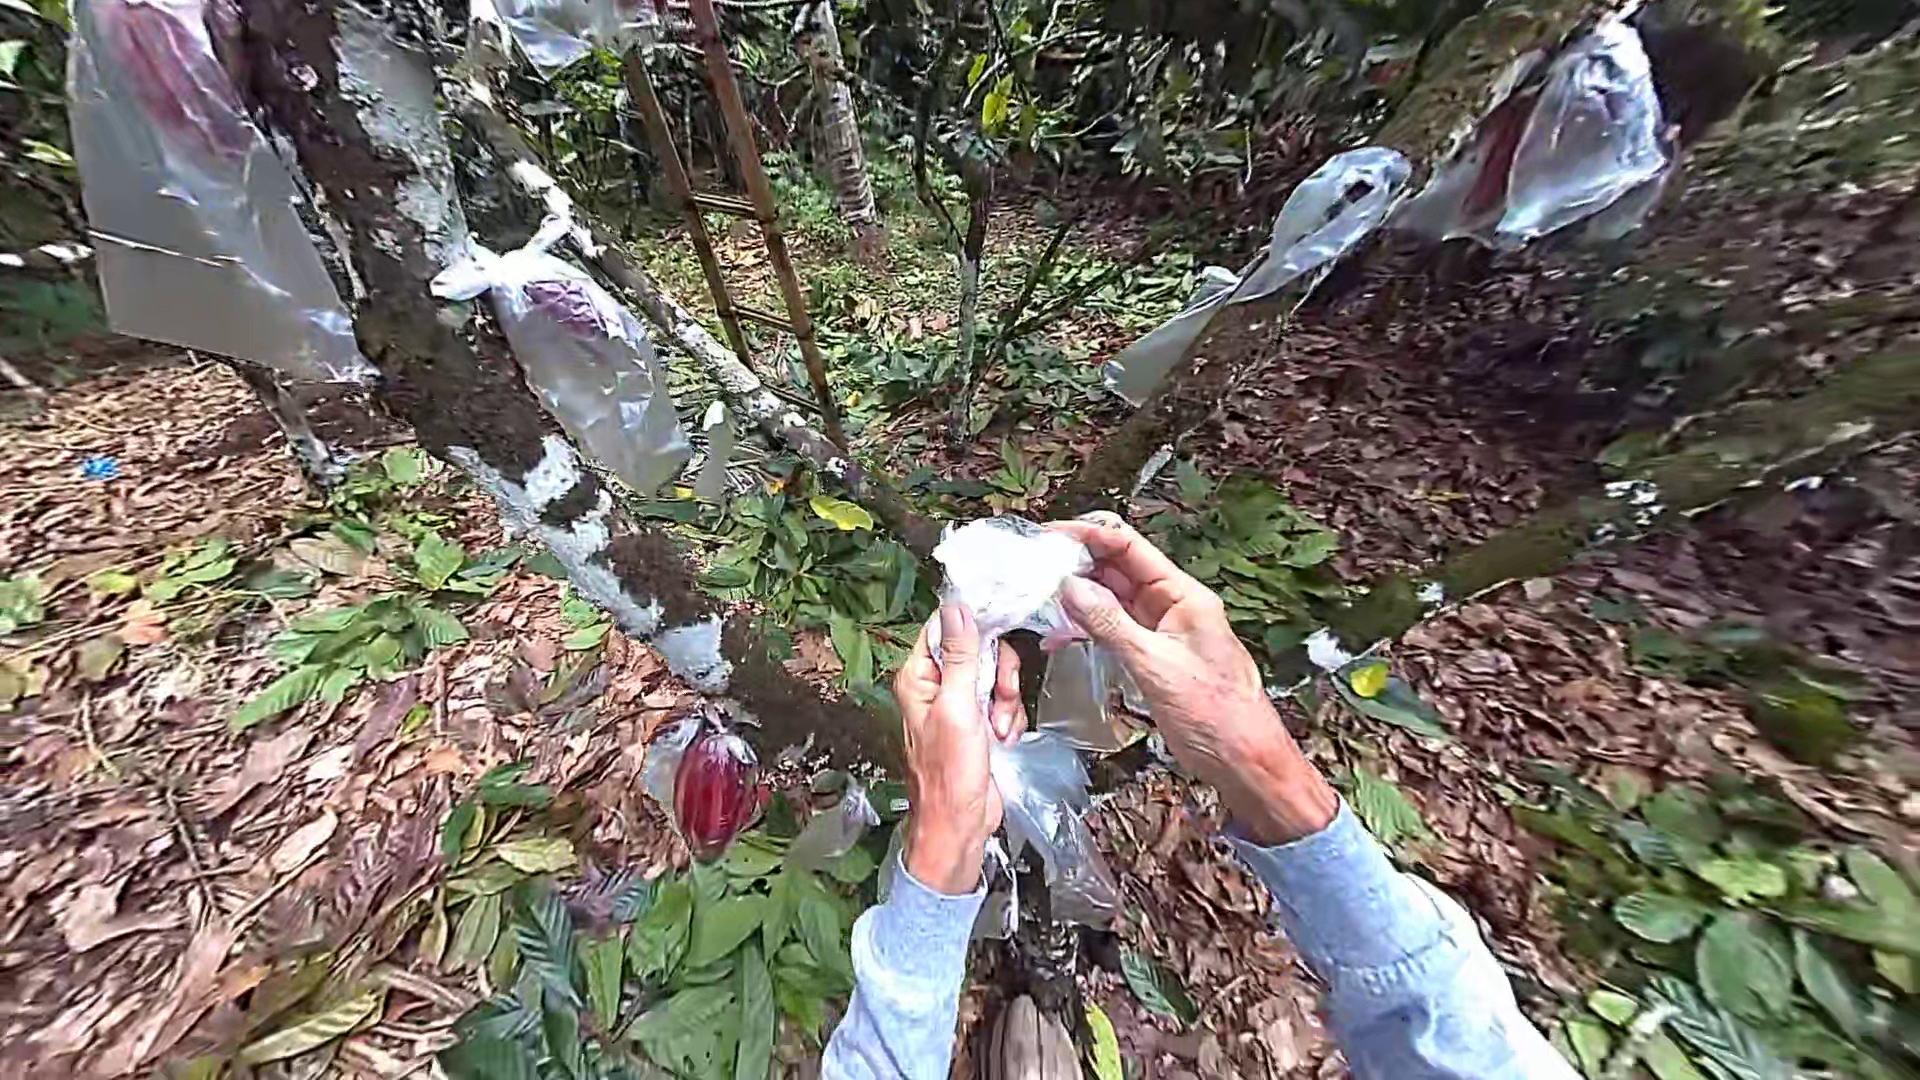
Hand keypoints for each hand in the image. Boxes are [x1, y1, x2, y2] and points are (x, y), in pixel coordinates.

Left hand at [892, 602, 1026, 892]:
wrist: (961, 828)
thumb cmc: (950, 774)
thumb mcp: (957, 708)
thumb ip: (960, 656)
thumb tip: (957, 607)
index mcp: (919, 676)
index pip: (945, 628)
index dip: (974, 623)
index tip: (1000, 625)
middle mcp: (935, 684)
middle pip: (977, 649)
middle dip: (997, 674)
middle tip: (998, 699)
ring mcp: (958, 703)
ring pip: (994, 675)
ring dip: (1005, 700)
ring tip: (998, 729)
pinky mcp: (977, 720)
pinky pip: (1002, 700)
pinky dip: (1008, 717)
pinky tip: (1002, 739)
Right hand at [1049, 516, 1336, 844]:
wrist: (1246, 764)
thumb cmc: (1216, 714)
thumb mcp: (1156, 665)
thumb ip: (1110, 623)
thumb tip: (1069, 586)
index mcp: (1182, 595)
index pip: (1130, 547)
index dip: (1090, 535)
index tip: (1052, 535)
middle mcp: (1170, 604)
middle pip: (1118, 568)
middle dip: (1078, 562)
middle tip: (1037, 565)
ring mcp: (1159, 629)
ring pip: (1112, 598)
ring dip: (1078, 595)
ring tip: (1041, 595)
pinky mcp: (1150, 653)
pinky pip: (1113, 627)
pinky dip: (1087, 626)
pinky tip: (1061, 632)